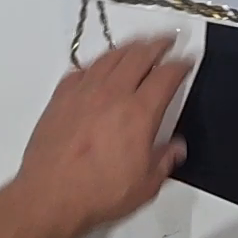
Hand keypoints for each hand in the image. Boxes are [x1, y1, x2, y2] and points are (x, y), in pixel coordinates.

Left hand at [12, 38, 192, 237]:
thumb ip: (164, 161)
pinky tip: (98, 67)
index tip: (187, 60)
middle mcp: (112, 94)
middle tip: (167, 41)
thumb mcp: (145, 185)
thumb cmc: (96, 192)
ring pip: (111, 57)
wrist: (50, 196)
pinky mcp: (61, 97)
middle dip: (157, 45)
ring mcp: (84, 92)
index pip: (166, 76)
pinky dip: (96, 64)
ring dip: (129, 47)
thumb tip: (175, 148)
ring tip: (138, 45)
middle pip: (139, 56)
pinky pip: (82, 70)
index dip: (180, 64)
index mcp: (139, 112)